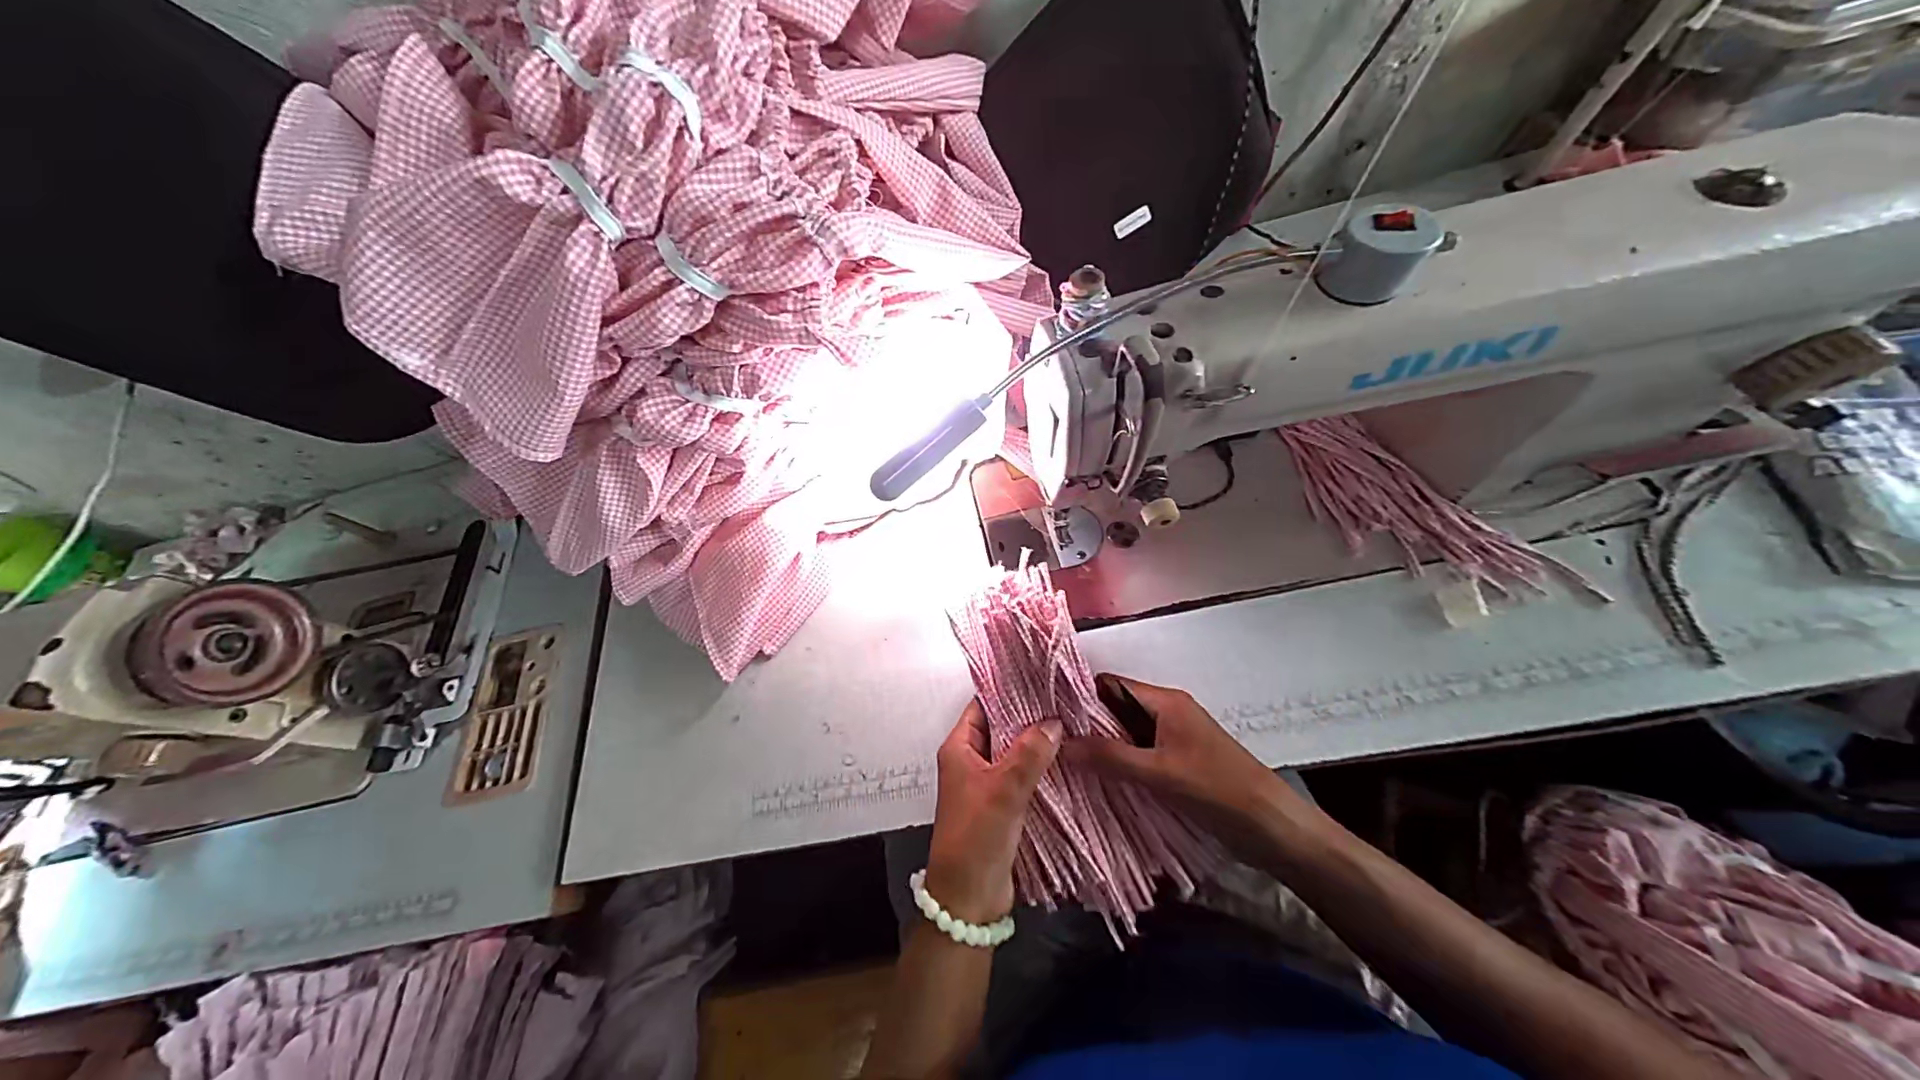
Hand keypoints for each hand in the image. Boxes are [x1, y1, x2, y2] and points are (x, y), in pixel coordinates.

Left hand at [924, 700, 1060, 924]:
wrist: (968, 899)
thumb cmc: (976, 837)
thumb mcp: (1004, 790)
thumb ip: (1030, 752)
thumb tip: (1053, 721)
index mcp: (959, 748)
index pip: (983, 705)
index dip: (1008, 690)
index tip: (1040, 678)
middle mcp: (970, 760)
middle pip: (1001, 726)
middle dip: (1029, 715)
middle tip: (1065, 698)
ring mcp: (986, 782)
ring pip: (1014, 751)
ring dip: (1037, 742)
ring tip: (1072, 722)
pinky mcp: (1001, 804)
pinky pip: (1022, 775)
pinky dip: (1040, 766)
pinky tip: (1067, 759)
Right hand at [1064, 674, 1301, 852]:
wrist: (1273, 828)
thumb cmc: (1217, 789)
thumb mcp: (1159, 773)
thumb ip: (1110, 757)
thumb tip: (1061, 744)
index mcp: (1165, 701)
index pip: (1110, 685)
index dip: (1080, 696)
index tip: (1049, 717)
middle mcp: (1168, 712)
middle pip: (1116, 709)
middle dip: (1087, 726)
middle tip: (1052, 746)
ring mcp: (1174, 739)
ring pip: (1126, 735)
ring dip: (1103, 748)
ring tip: (1066, 765)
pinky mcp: (1179, 763)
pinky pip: (1140, 755)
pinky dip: (1120, 765)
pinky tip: (1099, 782)